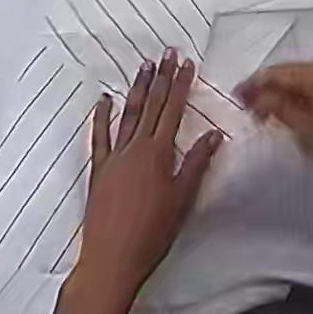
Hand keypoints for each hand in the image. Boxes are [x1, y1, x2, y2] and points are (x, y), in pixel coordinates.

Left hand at [78, 49, 222, 300]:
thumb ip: (197, 163)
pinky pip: (99, 136)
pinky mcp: (98, 169)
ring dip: (138, 88)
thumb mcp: (183, 198)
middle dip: (162, 77)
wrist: (112, 260)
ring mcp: (115, 156)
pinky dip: (101, 117)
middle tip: (167, 54)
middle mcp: (136, 148)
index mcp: (159, 153)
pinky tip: (104, 100)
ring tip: (145, 66)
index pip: (173, 110)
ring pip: (129, 114)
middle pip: (153, 105)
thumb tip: (214, 134)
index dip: (181, 85)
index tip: (187, 64)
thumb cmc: (152, 233)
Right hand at [235, 62, 312, 191]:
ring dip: (282, 93)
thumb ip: (279, 109)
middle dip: (266, 88)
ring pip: (300, 80)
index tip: (238, 99)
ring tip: (267, 113)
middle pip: (288, 72)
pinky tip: (291, 113)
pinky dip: (298, 97)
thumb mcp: (308, 131)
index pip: (276, 72)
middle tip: (249, 108)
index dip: (253, 86)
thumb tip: (258, 97)